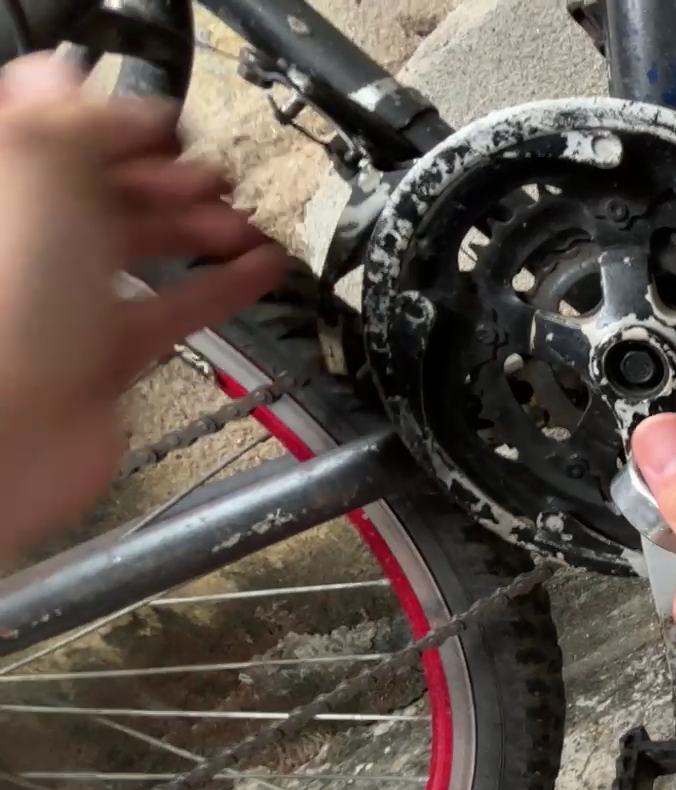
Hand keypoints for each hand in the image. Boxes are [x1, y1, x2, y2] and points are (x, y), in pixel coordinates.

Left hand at [0, 55, 284, 560]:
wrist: (4, 440)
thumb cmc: (2, 328)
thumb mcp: (33, 205)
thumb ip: (56, 136)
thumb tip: (73, 77)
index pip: (51, 130)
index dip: (116, 120)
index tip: (178, 124)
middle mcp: (22, 236)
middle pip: (103, 186)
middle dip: (171, 179)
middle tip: (225, 179)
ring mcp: (64, 292)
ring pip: (145, 244)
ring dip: (207, 230)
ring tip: (253, 225)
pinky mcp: (110, 342)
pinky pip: (178, 301)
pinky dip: (223, 284)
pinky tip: (262, 270)